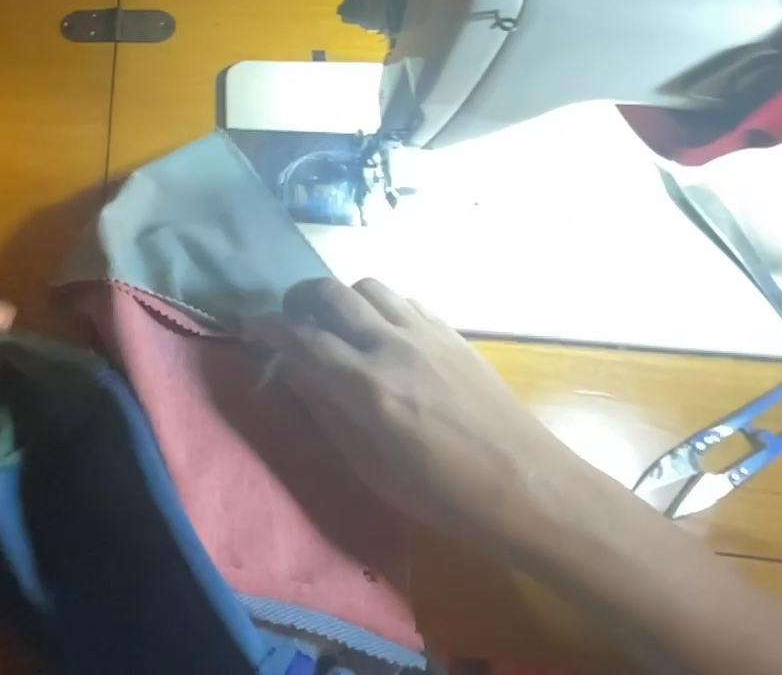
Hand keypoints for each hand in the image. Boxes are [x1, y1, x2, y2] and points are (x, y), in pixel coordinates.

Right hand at [242, 277, 602, 555]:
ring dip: (341, 297)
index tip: (247, 324)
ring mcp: (424, 334)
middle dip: (297, 298)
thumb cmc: (444, 495)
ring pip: (366, 286)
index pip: (299, 338)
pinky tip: (382, 332)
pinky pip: (403, 300)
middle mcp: (390, 347)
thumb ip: (324, 410)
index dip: (266, 326)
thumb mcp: (370, 466)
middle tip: (290, 318)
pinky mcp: (451, 333)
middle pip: (328, 293)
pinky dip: (379, 306)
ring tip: (338, 323)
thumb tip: (289, 370)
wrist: (534, 490)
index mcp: (365, 388)